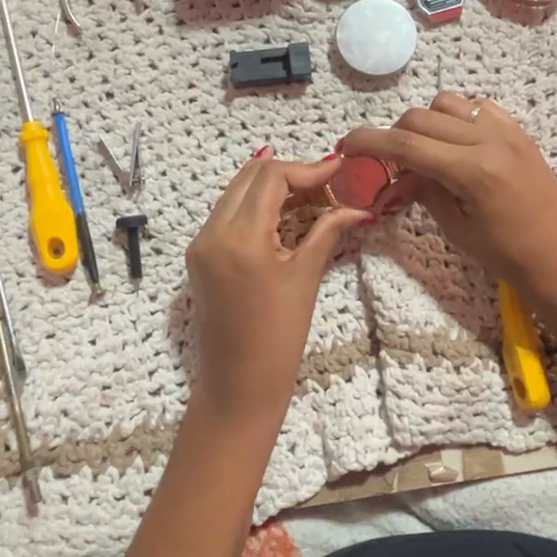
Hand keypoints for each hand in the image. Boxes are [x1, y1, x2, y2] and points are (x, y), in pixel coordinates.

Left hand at [184, 148, 369, 422]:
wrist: (237, 387)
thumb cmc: (277, 338)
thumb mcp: (306, 278)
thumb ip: (327, 231)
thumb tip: (357, 206)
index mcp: (239, 237)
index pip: (271, 177)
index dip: (308, 169)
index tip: (339, 169)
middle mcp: (212, 232)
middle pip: (251, 177)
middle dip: (291, 174)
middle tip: (329, 186)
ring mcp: (201, 243)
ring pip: (237, 191)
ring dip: (274, 188)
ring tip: (314, 199)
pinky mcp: (200, 255)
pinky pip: (228, 213)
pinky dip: (257, 206)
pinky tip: (287, 215)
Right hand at [339, 93, 556, 327]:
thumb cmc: (507, 257)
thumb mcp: (455, 228)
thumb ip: (422, 190)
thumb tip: (393, 174)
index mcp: (473, 171)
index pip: (406, 144)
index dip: (369, 142)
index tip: (345, 145)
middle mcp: (490, 140)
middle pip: (421, 118)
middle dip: (395, 137)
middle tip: (388, 165)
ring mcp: (508, 131)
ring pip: (447, 103)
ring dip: (425, 122)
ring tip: (424, 152)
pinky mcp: (519, 132)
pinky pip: (477, 106)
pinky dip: (457, 117)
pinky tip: (456, 144)